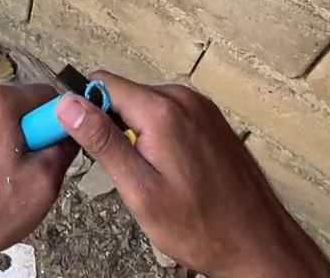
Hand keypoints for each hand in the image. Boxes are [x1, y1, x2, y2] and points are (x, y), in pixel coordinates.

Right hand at [56, 72, 329, 277]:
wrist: (261, 247)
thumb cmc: (201, 227)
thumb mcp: (140, 190)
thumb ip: (102, 141)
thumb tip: (67, 104)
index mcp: (161, 109)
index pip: (102, 83)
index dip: (89, 111)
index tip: (93, 144)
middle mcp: (182, 97)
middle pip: (125, 94)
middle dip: (116, 124)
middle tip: (130, 171)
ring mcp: (201, 106)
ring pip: (147, 104)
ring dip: (140, 131)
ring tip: (156, 174)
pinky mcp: (211, 117)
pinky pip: (170, 112)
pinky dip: (162, 133)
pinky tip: (176, 169)